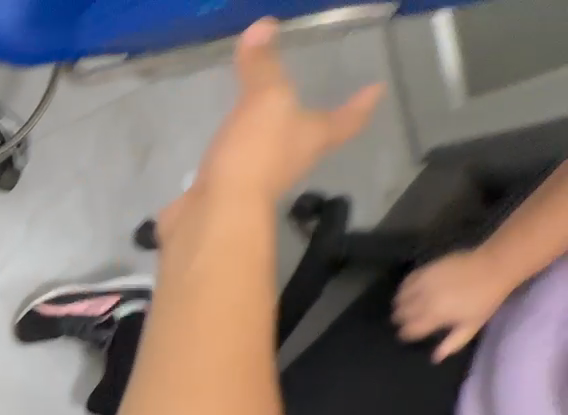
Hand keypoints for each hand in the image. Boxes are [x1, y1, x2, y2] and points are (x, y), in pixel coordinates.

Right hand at [160, 18, 382, 235]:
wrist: (213, 216)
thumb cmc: (253, 155)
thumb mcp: (263, 100)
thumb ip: (261, 67)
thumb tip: (262, 26)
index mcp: (315, 137)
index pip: (349, 117)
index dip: (361, 103)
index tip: (375, 91)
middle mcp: (292, 162)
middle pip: (310, 141)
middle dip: (312, 128)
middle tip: (312, 109)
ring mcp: (255, 184)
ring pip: (268, 159)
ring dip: (266, 146)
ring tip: (257, 129)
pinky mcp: (221, 198)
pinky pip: (228, 175)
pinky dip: (226, 165)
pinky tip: (216, 157)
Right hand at [393, 249, 514, 360]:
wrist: (496, 266)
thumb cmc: (486, 298)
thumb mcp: (474, 323)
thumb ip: (453, 342)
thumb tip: (435, 359)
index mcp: (433, 317)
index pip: (407, 331)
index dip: (410, 333)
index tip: (417, 331)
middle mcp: (421, 303)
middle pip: (399, 317)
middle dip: (405, 319)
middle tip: (416, 317)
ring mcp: (419, 287)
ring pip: (397, 301)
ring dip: (403, 304)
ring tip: (413, 304)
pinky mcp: (420, 273)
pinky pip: (404, 285)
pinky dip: (406, 289)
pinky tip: (415, 290)